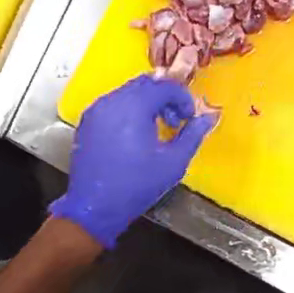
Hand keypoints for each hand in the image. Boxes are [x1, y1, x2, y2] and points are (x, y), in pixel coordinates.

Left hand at [50, 76, 216, 247]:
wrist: (94, 208)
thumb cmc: (136, 186)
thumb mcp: (173, 163)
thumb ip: (192, 136)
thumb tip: (207, 118)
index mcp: (134, 106)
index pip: (164, 86)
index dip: (183, 98)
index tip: (189, 117)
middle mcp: (111, 101)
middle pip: (144, 85)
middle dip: (164, 98)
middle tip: (174, 122)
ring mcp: (95, 111)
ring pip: (126, 93)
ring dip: (145, 105)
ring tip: (155, 132)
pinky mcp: (86, 124)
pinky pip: (111, 106)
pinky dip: (127, 112)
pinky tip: (133, 138)